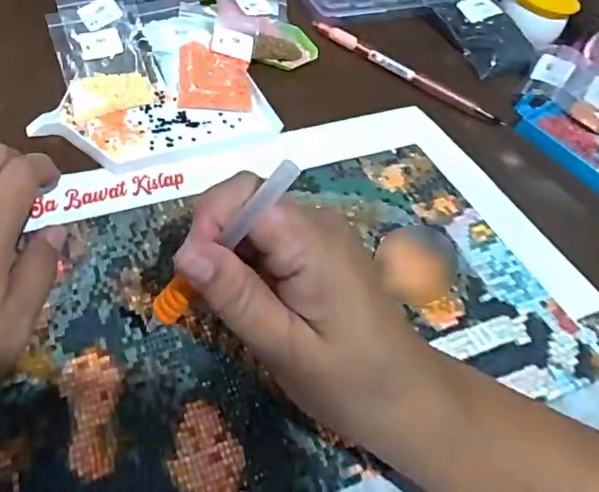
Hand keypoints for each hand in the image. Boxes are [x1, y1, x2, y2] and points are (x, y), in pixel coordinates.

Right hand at [171, 173, 423, 451]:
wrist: (414, 404)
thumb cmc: (351, 384)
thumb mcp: (285, 348)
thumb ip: (235, 295)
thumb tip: (184, 251)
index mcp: (312, 239)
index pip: (245, 194)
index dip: (208, 220)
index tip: (189, 269)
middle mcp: (315, 219)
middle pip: (245, 197)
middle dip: (211, 233)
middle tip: (200, 287)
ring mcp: (317, 230)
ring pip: (250, 215)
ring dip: (224, 248)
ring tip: (220, 298)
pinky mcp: (315, 244)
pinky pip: (266, 233)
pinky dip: (243, 257)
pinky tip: (246, 296)